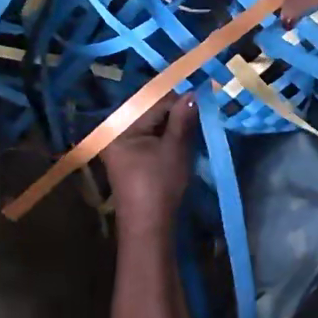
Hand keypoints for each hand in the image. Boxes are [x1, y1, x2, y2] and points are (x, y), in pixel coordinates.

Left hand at [102, 94, 197, 232]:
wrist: (149, 225)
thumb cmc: (160, 183)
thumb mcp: (175, 147)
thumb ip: (183, 117)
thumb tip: (194, 92)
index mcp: (121, 128)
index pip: (153, 103)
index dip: (179, 101)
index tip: (201, 102)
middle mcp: (116, 133)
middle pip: (150, 112)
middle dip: (175, 113)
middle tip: (199, 116)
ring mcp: (121, 147)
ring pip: (151, 125)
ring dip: (172, 126)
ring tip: (193, 129)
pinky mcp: (129, 159)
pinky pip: (148, 138)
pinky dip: (164, 138)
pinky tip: (180, 142)